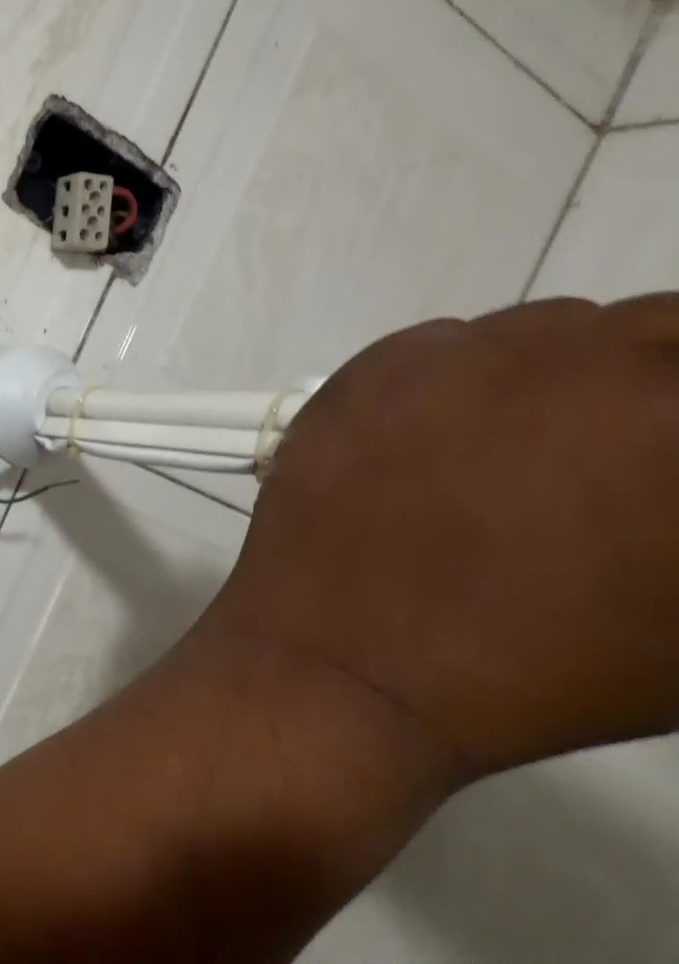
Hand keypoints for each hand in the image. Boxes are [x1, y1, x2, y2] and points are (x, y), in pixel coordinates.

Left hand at [205, 294, 678, 781]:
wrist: (347, 665)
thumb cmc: (543, 665)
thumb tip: (658, 469)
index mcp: (675, 414)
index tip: (662, 457)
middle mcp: (568, 360)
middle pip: (653, 330)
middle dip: (657, 381)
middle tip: (624, 450)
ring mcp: (451, 359)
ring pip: (545, 328)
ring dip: (560, 372)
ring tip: (531, 449)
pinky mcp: (364, 373)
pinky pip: (443, 346)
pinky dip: (464, 379)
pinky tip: (447, 441)